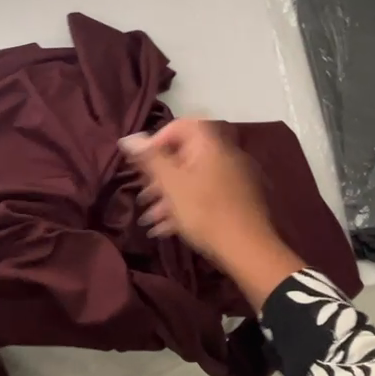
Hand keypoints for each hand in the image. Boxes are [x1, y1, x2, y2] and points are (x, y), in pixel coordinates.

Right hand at [121, 119, 304, 308]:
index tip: (142, 163)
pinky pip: (203, 195)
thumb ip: (149, 159)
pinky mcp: (234, 201)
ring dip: (166, 196)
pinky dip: (183, 207)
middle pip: (184, 155)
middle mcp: (223, 156)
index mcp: (209, 146)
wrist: (247, 249)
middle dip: (158, 176)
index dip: (157, 140)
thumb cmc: (205, 212)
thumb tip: (128, 138)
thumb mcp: (171, 184)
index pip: (180, 126)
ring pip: (191, 179)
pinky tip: (165, 229)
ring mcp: (231, 179)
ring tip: (148, 218)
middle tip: (141, 194)